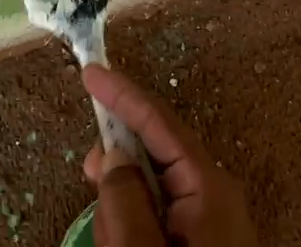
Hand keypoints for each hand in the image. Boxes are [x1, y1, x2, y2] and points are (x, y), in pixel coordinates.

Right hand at [81, 65, 257, 246]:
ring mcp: (207, 215)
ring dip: (121, 208)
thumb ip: (126, 199)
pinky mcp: (199, 236)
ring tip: (118, 242)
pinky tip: (127, 244)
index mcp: (207, 185)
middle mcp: (211, 190)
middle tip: (89, 179)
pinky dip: (133, 223)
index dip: (122, 93)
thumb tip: (114, 154)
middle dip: (115, 165)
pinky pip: (154, 211)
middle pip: (148, 151)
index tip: (91, 71)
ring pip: (145, 184)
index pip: (158, 121)